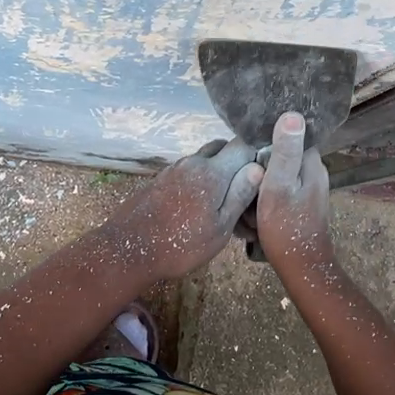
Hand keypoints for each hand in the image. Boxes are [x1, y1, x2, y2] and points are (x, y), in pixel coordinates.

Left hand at [104, 139, 263, 279]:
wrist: (130, 249)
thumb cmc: (181, 244)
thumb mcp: (220, 228)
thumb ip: (239, 195)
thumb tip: (258, 168)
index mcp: (211, 171)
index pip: (241, 145)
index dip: (255, 155)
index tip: (264, 174)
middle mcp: (193, 162)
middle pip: (222, 147)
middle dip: (236, 162)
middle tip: (244, 189)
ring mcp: (175, 168)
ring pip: (205, 159)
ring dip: (217, 171)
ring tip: (222, 202)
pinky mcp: (162, 178)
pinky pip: (189, 170)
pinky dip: (200, 179)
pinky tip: (200, 205)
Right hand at [256, 112, 334, 274]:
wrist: (300, 268)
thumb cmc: (286, 226)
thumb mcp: (278, 184)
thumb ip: (284, 151)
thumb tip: (293, 114)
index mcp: (312, 162)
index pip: (289, 134)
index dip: (267, 137)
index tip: (248, 146)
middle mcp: (315, 172)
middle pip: (284, 153)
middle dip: (263, 160)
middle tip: (245, 173)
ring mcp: (311, 188)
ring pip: (281, 171)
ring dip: (263, 179)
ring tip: (247, 189)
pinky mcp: (304, 203)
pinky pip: (282, 187)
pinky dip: (268, 192)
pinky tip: (255, 203)